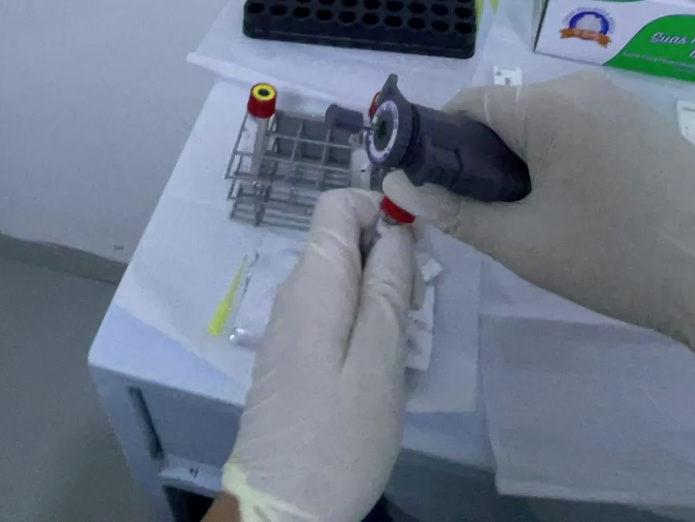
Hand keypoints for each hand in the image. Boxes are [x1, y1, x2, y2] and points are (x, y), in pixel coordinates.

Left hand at [221, 189, 416, 521]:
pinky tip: (379, 362)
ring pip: (344, 275)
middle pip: (344, 239)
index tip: (416, 246)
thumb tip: (396, 229)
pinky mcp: (295, 350)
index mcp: (314, 280)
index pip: (337, 204)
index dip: (378, 208)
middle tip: (413, 313)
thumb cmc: (337, 435)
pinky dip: (363, 319)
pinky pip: (333, 309)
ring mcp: (292, 321)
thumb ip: (388, 288)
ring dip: (380, 293)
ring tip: (400, 345)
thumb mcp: (379, 360)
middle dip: (388, 258)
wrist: (278, 509)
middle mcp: (296, 289)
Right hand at [381, 70, 694, 394]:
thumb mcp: (524, 244)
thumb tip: (399, 184)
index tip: (445, 187)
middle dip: (489, 155)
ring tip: (545, 212)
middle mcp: (583, 86)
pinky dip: (567, 153)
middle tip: (499, 211)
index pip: (469, 104)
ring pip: (547, 119)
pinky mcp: (648, 120)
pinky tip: (588, 201)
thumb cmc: (615, 258)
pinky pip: (584, 125)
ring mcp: (622, 100)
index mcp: (549, 106)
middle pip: (508, 111)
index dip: (444, 143)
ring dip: (529, 156)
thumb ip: (455, 211)